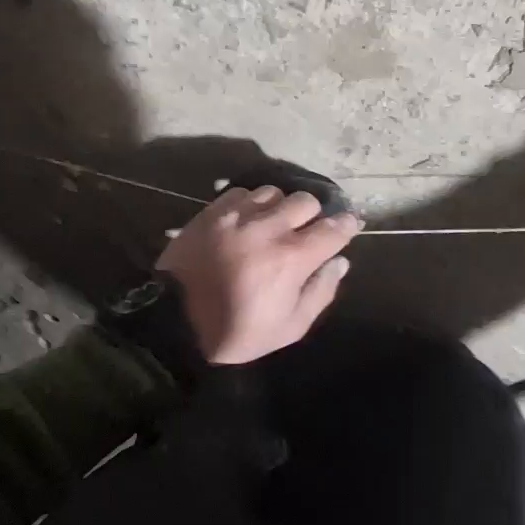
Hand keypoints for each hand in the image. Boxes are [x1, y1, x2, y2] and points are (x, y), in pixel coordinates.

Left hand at [156, 186, 360, 364]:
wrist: (175, 324)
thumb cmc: (237, 332)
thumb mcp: (289, 328)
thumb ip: (320, 292)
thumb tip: (340, 262)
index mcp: (292, 258)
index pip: (333, 228)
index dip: (347, 225)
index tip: (349, 226)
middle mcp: (268, 228)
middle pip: (306, 201)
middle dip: (312, 215)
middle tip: (304, 231)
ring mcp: (237, 216)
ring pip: (273, 192)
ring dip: (279, 207)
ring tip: (272, 224)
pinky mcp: (211, 212)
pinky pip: (242, 193)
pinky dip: (250, 204)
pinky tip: (246, 221)